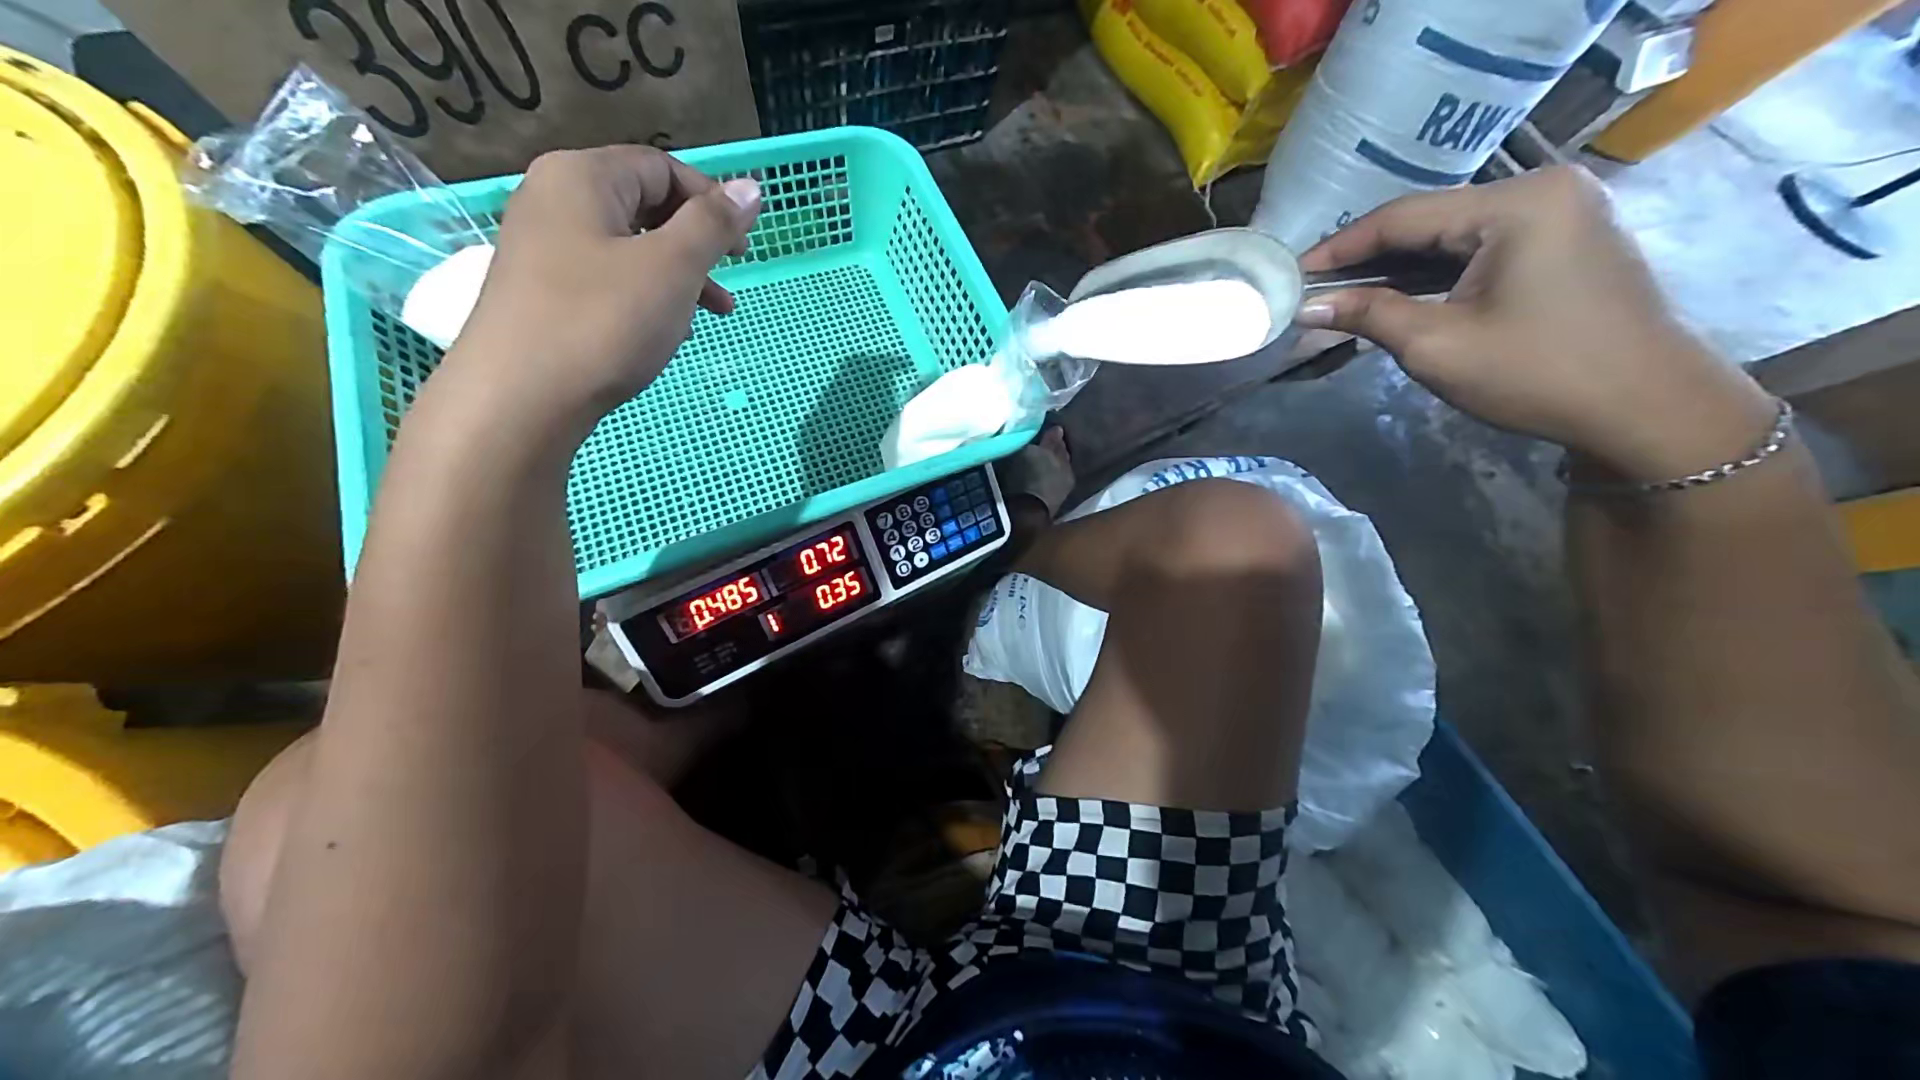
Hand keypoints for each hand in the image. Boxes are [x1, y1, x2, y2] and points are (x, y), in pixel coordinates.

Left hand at [446, 145, 761, 432]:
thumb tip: (750, 187)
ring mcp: (542, 249)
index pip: (662, 168)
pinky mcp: (541, 292)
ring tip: (711, 317)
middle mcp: (554, 201)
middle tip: (728, 282)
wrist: (518, 399)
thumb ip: (713, 225)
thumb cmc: (602, 322)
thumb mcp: (672, 268)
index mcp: (583, 177)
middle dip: (696, 245)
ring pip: (629, 249)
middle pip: (645, 206)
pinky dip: (645, 298)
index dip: (711, 202)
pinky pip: (607, 280)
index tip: (743, 248)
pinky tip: (665, 334)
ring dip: (678, 278)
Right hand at [1296, 167, 1773, 481]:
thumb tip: (1307, 306)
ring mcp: (1561, 211)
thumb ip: (1369, 314)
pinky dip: (1435, 271)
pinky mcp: (1565, 238)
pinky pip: (1481, 246)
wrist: (1645, 406)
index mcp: (1517, 202)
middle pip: (1429, 219)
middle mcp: (1543, 188)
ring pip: (1453, 234)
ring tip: (1345, 294)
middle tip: (1314, 288)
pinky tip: (1399, 293)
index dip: (1339, 247)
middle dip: (1367, 256)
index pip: (1403, 216)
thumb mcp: (1436, 346)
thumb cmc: (1536, 372)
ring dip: (1398, 265)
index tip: (1293, 274)